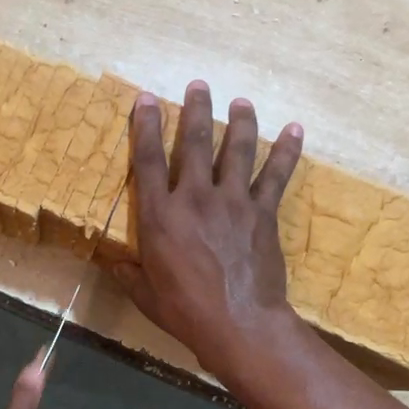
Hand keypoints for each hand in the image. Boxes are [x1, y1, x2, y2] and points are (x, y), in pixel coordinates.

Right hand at [110, 81, 305, 378]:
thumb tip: (113, 262)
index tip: (147, 99)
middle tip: (198, 85)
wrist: (239, 323)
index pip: (147, 160)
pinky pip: (276, 176)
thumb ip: (129, 272)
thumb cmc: (185, 311)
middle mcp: (194, 199)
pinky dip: (286, 151)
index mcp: (159, 216)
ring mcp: (232, 202)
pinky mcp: (262, 214)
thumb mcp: (145, 294)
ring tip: (242, 101)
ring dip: (240, 121)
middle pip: (193, 143)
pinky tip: (295, 130)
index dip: (144, 126)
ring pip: (236, 150)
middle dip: (195, 110)